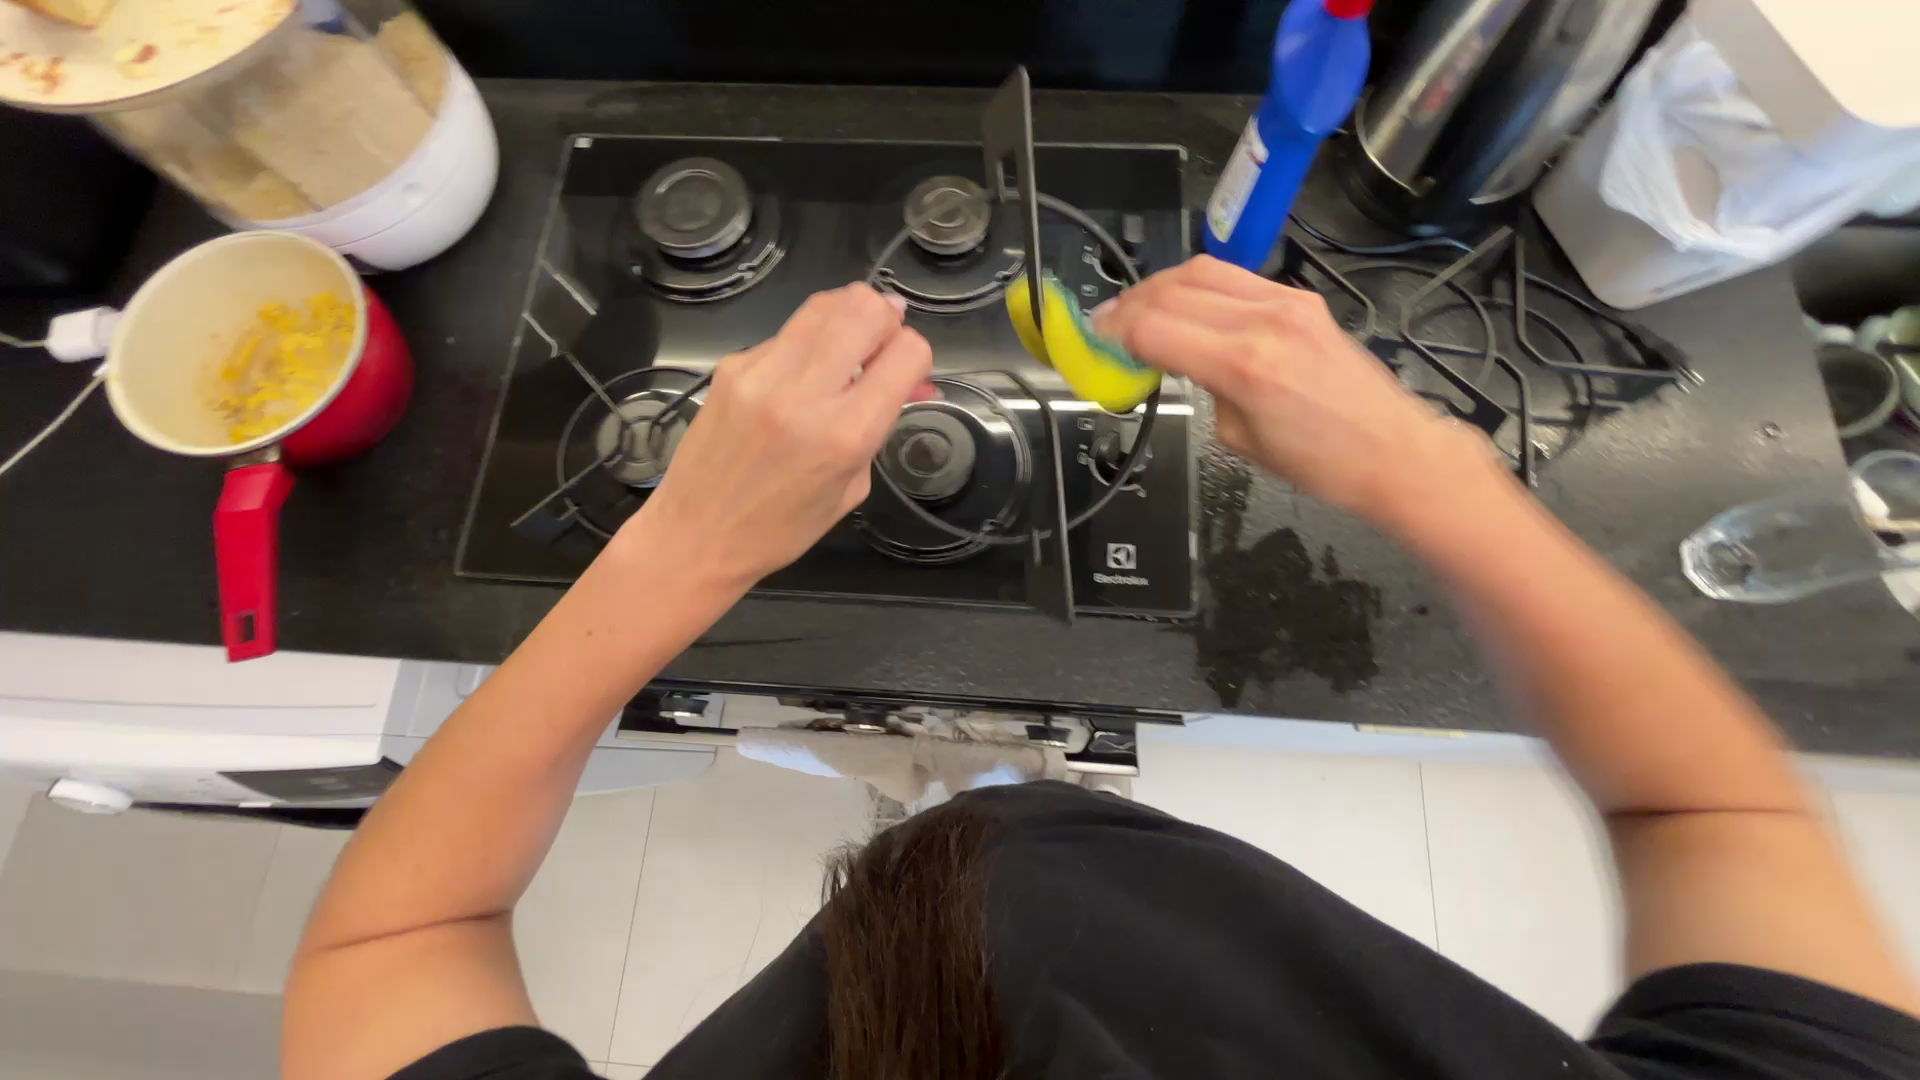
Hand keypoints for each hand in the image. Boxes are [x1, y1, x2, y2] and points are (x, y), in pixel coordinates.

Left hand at [617, 283, 934, 592]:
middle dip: (886, 317)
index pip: (906, 352)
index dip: (917, 355)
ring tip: (850, 344)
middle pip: (864, 307)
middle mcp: (804, 394)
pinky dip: (806, 345)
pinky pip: (786, 334)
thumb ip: (878, 427)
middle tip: (884, 339)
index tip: (909, 371)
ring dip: (847, 317)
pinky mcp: (731, 366)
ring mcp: (761, 373)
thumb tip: (906, 383)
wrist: (697, 536)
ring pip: (823, 306)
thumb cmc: (783, 529)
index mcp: (845, 434)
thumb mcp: (851, 488)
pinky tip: (801, 375)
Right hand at [1092, 255, 1501, 527]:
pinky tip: (1183, 306)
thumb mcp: (1237, 437)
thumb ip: (1203, 386)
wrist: (1392, 449)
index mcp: (1244, 365)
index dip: (1115, 329)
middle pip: (1173, 289)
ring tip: (1138, 308)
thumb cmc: (1317, 462)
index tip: (1094, 336)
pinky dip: (1196, 287)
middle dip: (1129, 303)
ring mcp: (1287, 302)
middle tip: (1106, 323)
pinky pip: (1234, 278)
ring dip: (1160, 286)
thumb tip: (1179, 359)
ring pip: (1202, 271)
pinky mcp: (1301, 299)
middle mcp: (1264, 321)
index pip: (1155, 327)